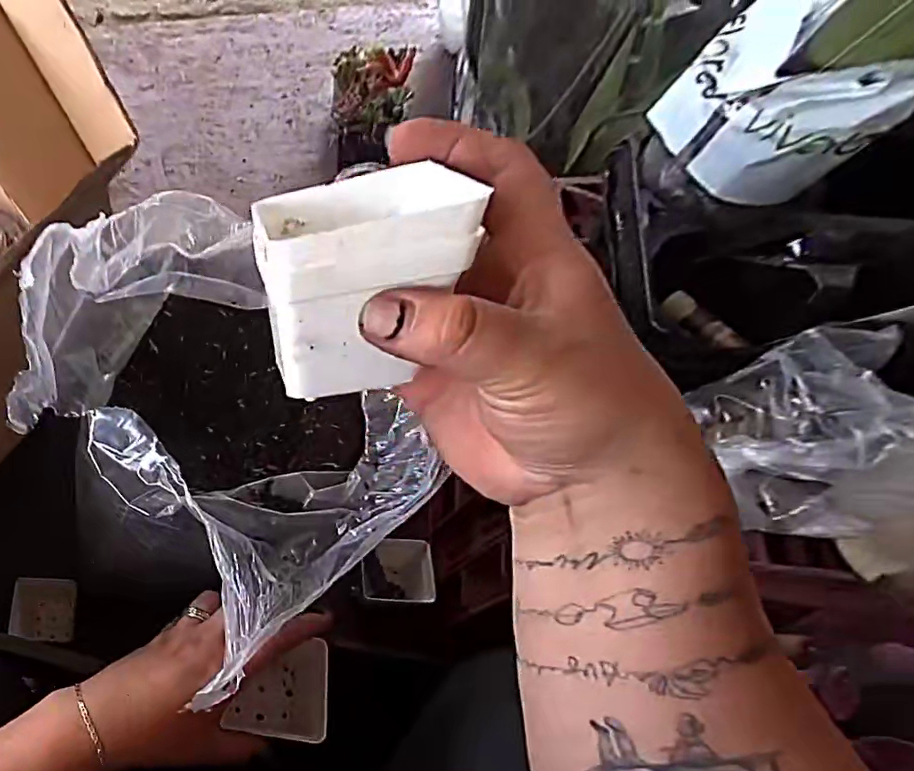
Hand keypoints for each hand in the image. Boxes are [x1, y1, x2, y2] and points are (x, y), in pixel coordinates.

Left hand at [76, 592, 330, 769]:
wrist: (98, 719)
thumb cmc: (154, 734)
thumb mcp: (206, 749)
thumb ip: (242, 747)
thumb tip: (263, 748)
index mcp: (223, 666)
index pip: (272, 637)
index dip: (302, 626)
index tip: (322, 620)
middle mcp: (206, 639)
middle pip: (248, 606)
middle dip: (273, 609)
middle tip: (286, 624)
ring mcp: (182, 631)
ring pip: (220, 602)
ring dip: (238, 608)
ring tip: (246, 629)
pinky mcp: (163, 633)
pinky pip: (197, 612)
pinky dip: (211, 616)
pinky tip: (207, 640)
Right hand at [361, 119, 702, 506]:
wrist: (582, 480)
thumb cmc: (593, 404)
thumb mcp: (534, 354)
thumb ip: (461, 330)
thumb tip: (380, 312)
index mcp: (531, 258)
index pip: (498, 180)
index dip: (455, 151)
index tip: (402, 146)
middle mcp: (489, 289)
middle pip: (432, 235)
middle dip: (390, 222)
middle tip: (340, 221)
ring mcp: (456, 337)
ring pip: (401, 296)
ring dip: (364, 287)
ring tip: (319, 278)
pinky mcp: (432, 382)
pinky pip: (384, 355)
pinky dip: (356, 348)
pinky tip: (331, 342)